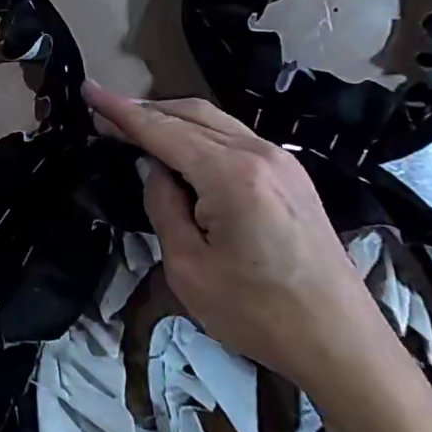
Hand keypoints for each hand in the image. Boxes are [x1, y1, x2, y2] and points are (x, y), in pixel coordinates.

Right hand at [83, 81, 395, 388]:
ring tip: (140, 132)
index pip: (163, 129)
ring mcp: (282, 161)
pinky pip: (237, 139)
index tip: (90, 90)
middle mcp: (259, 152)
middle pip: (191, 113)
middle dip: (147, 111)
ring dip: (175, 121)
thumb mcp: (190, 270)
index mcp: (230, 173)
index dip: (121, 111)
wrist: (341, 341)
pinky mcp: (293, 176)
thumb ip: (165, 207)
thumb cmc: (260, 314)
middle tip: (107, 117)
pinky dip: (203, 136)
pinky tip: (187, 154)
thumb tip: (156, 170)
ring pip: (216, 122)